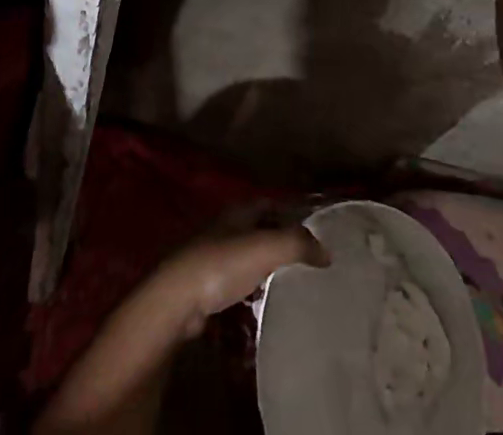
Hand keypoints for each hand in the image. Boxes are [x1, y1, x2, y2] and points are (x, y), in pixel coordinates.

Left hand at [141, 225, 329, 338]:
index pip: (270, 202)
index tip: (314, 229)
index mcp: (238, 212)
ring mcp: (210, 255)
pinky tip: (262, 300)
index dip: (292, 211)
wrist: (176, 299)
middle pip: (258, 228)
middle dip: (280, 238)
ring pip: (246, 254)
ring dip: (265, 264)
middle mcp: (223, 228)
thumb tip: (326, 252)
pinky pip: (235, 280)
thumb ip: (300, 244)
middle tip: (307, 257)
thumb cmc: (222, 264)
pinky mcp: (203, 284)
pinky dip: (250, 286)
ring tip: (291, 280)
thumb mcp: (268, 247)